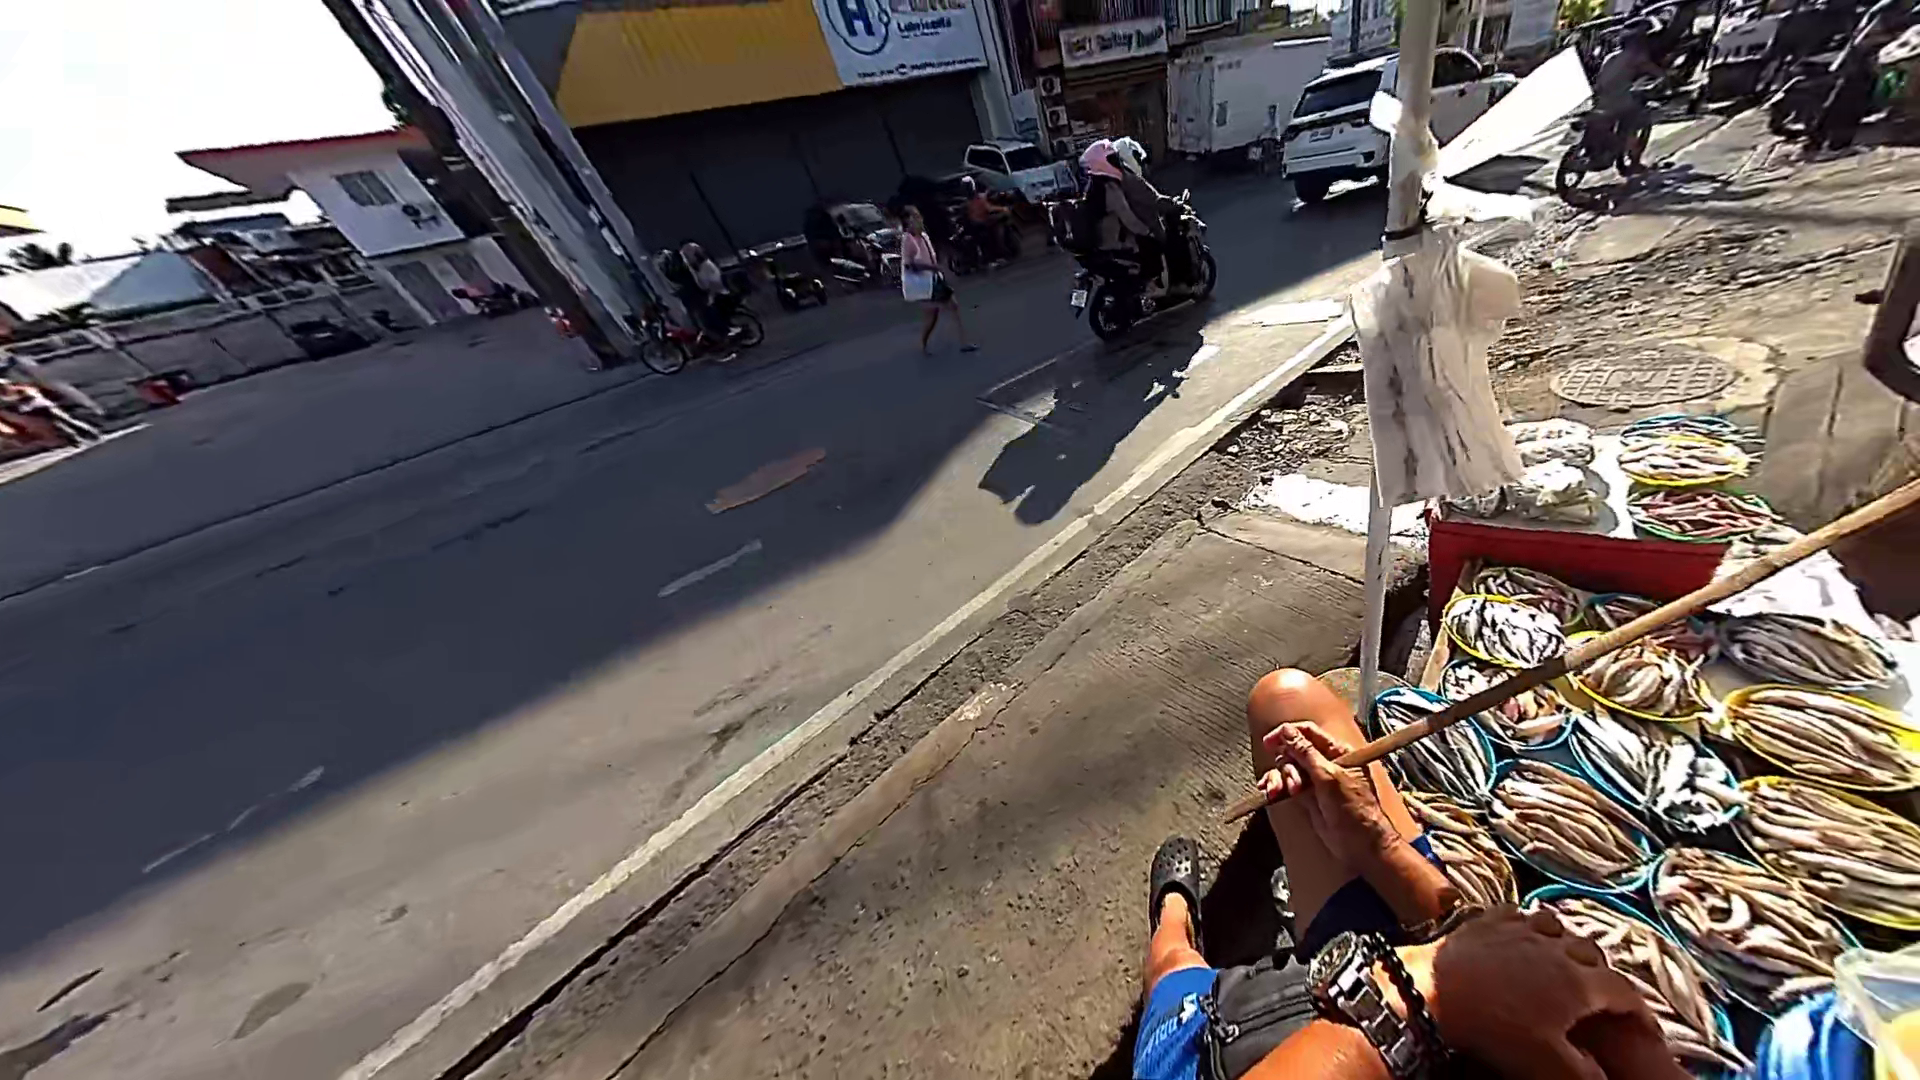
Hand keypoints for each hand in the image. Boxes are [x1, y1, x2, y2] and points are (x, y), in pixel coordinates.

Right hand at [1259, 722, 1398, 867]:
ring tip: (1282, 791)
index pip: (1307, 732)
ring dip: (1280, 777)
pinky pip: (1283, 782)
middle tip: (1293, 781)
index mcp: (1336, 752)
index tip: (1270, 742)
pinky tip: (1271, 791)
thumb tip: (1287, 730)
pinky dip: (1275, 785)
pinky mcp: (1305, 794)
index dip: (1287, 734)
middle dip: (1286, 763)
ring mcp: (1313, 779)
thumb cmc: (1354, 810)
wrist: (1360, 845)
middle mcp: (1323, 762)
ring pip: (1285, 766)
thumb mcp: (1328, 776)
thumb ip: (1305, 752)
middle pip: (1292, 750)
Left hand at [1400, 907, 1677, 1079]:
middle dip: (1603, 971)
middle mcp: (1550, 947)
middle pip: (1592, 950)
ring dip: (1565, 940)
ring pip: (1554, 923)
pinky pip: (1515, 911)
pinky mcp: (1484, 918)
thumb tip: (1603, 1072)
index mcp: (1578, 982)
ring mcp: (1514, 927)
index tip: (1640, 1027)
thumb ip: (1591, 1073)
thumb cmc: (1497, 1028)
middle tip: (1600, 993)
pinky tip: (1523, 935)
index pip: (1626, 992)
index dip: (1640, 1011)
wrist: (1436, 990)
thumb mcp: (1554, 1066)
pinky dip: (1526, 921)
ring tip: (1564, 960)